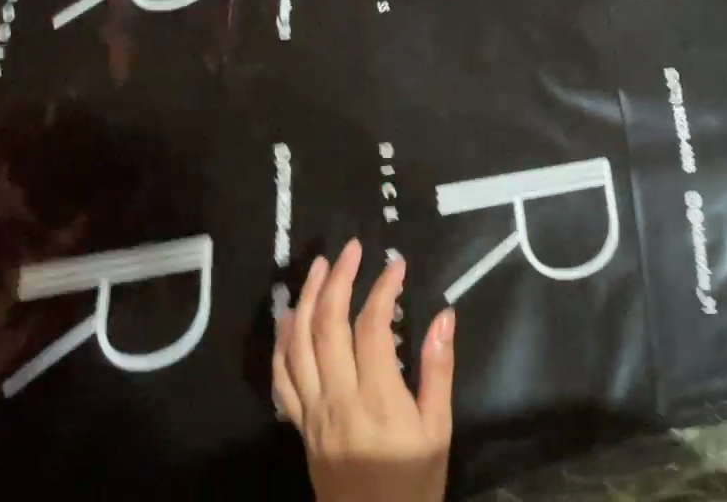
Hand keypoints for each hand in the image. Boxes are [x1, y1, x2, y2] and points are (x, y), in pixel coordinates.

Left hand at [274, 240, 454, 501]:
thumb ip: (437, 369)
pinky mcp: (300, 426)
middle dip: (337, 280)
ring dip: (305, 300)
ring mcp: (312, 413)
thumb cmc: (413, 480)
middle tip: (351, 249)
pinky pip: (282, 379)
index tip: (396, 264)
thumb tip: (444, 315)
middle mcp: (336, 398)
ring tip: (318, 268)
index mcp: (375, 397)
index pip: (371, 326)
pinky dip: (282, 343)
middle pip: (326, 326)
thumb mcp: (438, 427)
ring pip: (297, 346)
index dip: (382, 289)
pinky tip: (288, 319)